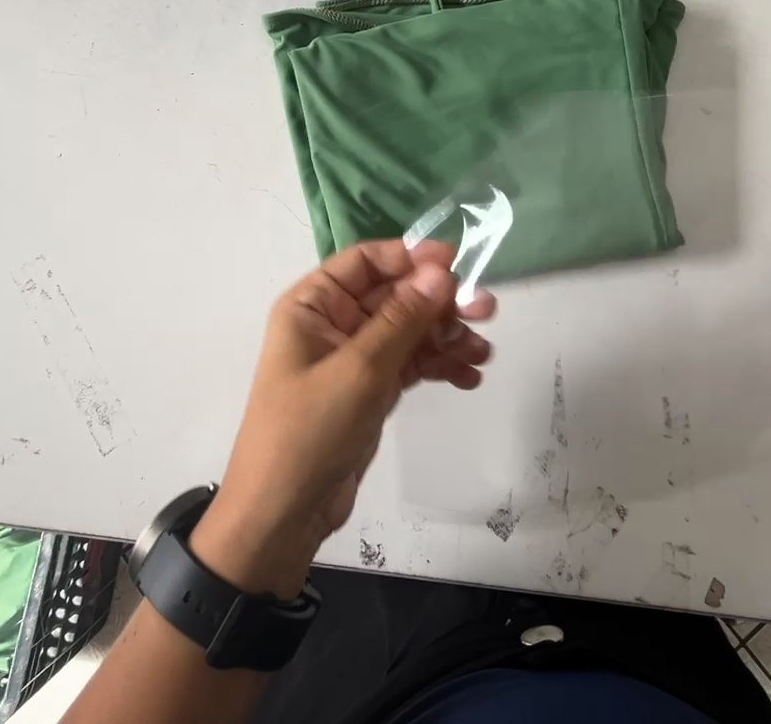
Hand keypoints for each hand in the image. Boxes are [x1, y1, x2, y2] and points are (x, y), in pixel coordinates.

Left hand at [189, 240, 494, 595]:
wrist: (284, 512)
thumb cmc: (310, 430)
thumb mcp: (360, 369)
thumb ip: (403, 318)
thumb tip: (441, 271)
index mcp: (313, 305)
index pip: (365, 262)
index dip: (410, 257)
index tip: (457, 262)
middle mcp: (332, 324)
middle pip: (394, 296)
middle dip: (439, 302)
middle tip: (486, 311)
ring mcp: (353, 359)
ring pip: (409, 331)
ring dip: (446, 337)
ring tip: (482, 352)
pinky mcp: (370, 390)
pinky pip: (411, 364)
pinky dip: (438, 366)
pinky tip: (469, 377)